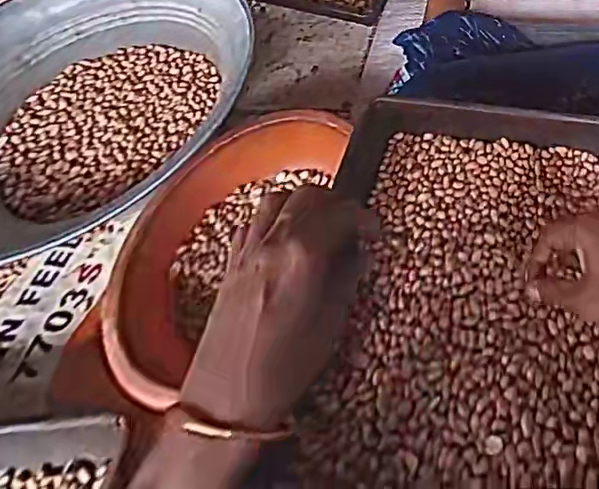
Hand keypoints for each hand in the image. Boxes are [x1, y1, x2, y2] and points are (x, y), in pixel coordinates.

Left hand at [177, 185, 375, 430]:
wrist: (224, 403)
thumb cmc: (280, 372)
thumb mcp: (330, 325)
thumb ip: (347, 278)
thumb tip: (360, 255)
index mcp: (302, 255)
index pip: (341, 213)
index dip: (364, 218)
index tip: (374, 230)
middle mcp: (272, 243)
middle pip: (308, 194)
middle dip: (336, 202)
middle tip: (351, 222)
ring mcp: (248, 250)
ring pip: (277, 197)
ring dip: (302, 200)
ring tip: (319, 220)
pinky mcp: (231, 263)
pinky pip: (252, 221)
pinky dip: (273, 217)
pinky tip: (284, 237)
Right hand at [521, 211, 598, 340]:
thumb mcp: (581, 299)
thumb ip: (551, 289)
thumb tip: (533, 288)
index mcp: (587, 226)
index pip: (549, 235)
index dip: (536, 259)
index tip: (532, 280)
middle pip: (566, 230)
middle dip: (552, 254)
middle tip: (544, 279)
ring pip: (584, 233)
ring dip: (570, 253)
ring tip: (564, 279)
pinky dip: (589, 252)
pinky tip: (589, 275)